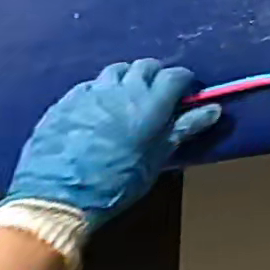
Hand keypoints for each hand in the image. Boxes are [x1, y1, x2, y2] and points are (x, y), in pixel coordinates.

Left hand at [3, 59, 220, 227]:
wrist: (54, 203)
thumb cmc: (117, 180)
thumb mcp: (159, 157)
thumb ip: (186, 128)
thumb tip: (214, 109)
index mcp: (153, 100)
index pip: (177, 75)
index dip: (183, 83)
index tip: (183, 97)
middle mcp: (124, 89)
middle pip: (146, 66)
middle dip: (154, 76)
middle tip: (154, 95)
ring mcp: (90, 95)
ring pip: (115, 71)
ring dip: (124, 79)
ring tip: (123, 97)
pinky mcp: (62, 106)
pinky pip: (85, 87)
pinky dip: (96, 92)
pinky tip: (94, 109)